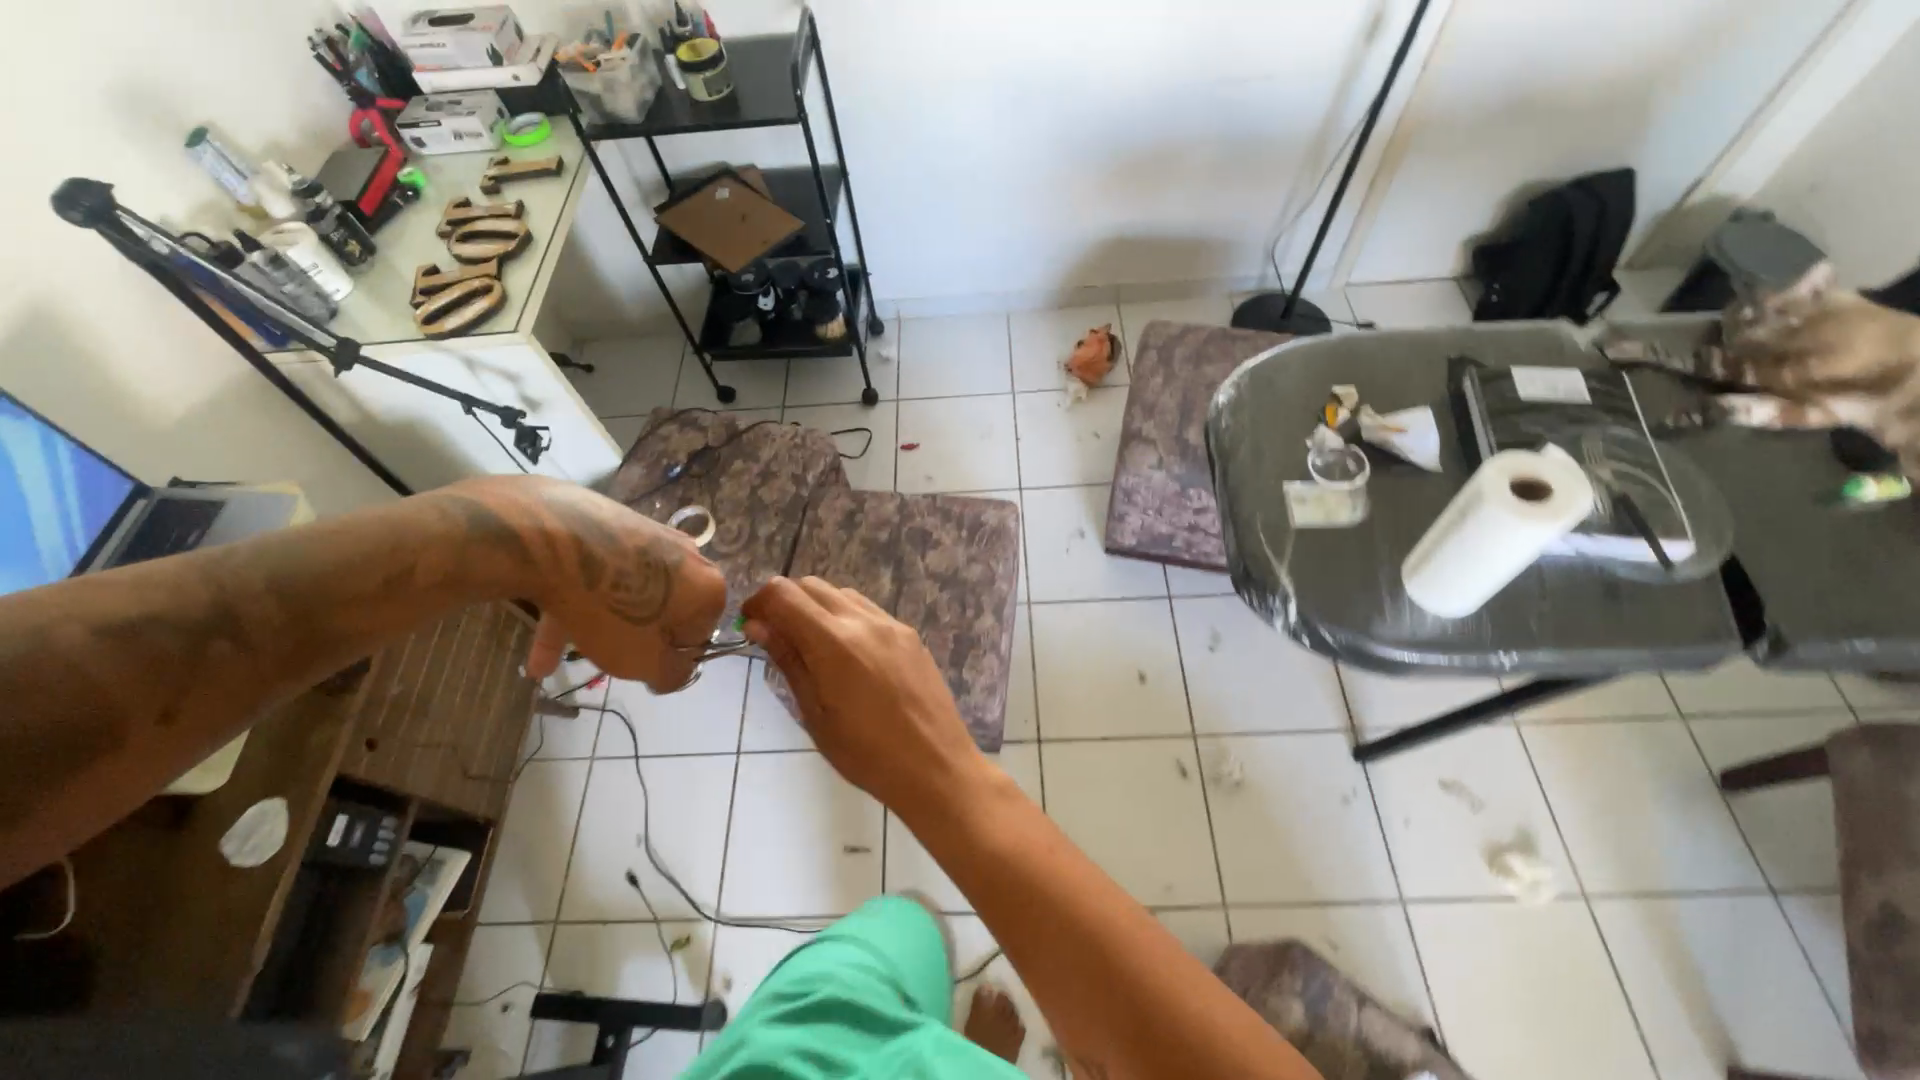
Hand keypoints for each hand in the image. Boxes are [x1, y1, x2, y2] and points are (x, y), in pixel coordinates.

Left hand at [452, 477, 726, 691]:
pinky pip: (598, 576)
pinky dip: (573, 608)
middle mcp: (688, 558)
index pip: (698, 636)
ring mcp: (648, 537)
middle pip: (662, 611)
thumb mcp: (646, 662)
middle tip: (605, 659)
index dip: (669, 658)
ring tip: (551, 664)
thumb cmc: (615, 609)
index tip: (641, 669)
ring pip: (624, 595)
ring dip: (595, 628)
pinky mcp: (611, 527)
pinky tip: (538, 645)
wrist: (557, 540)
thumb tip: (675, 670)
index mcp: (709, 590)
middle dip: (634, 638)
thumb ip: (671, 675)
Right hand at [741, 577, 986, 814]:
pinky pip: (869, 610)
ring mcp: (892, 625)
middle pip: (812, 586)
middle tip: (777, 638)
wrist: (936, 766)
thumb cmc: (867, 755)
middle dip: (786, 602)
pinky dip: (846, 617)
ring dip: (817, 607)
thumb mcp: (815, 714)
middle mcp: (864, 621)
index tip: (751, 627)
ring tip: (812, 647)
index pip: (783, 594)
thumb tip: (758, 625)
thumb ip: (789, 661)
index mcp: (834, 643)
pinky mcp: (910, 636)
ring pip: (842, 593)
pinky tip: (847, 654)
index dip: (759, 603)